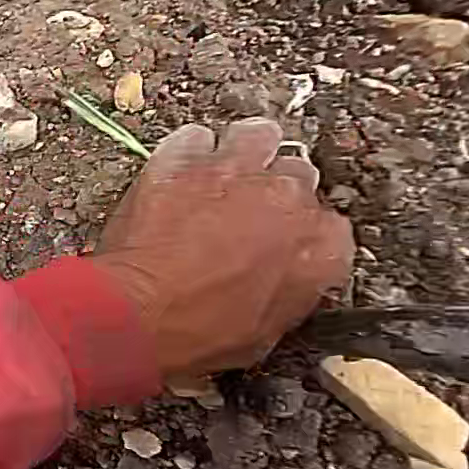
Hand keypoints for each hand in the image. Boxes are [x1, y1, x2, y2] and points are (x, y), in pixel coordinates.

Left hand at [91, 119, 352, 382]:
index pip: (328, 224)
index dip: (298, 231)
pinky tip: (179, 169)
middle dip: (273, 189)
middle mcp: (285, 197)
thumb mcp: (264, 332)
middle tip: (246, 209)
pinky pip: (194, 138)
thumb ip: (288, 290)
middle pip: (294, 174)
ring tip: (223, 172)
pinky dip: (188, 151)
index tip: (278, 238)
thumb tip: (282, 278)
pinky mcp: (182, 161)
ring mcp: (233, 171)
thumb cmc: (199, 332)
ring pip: (256, 136)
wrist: (140, 314)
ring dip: (245, 150)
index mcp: (318, 247)